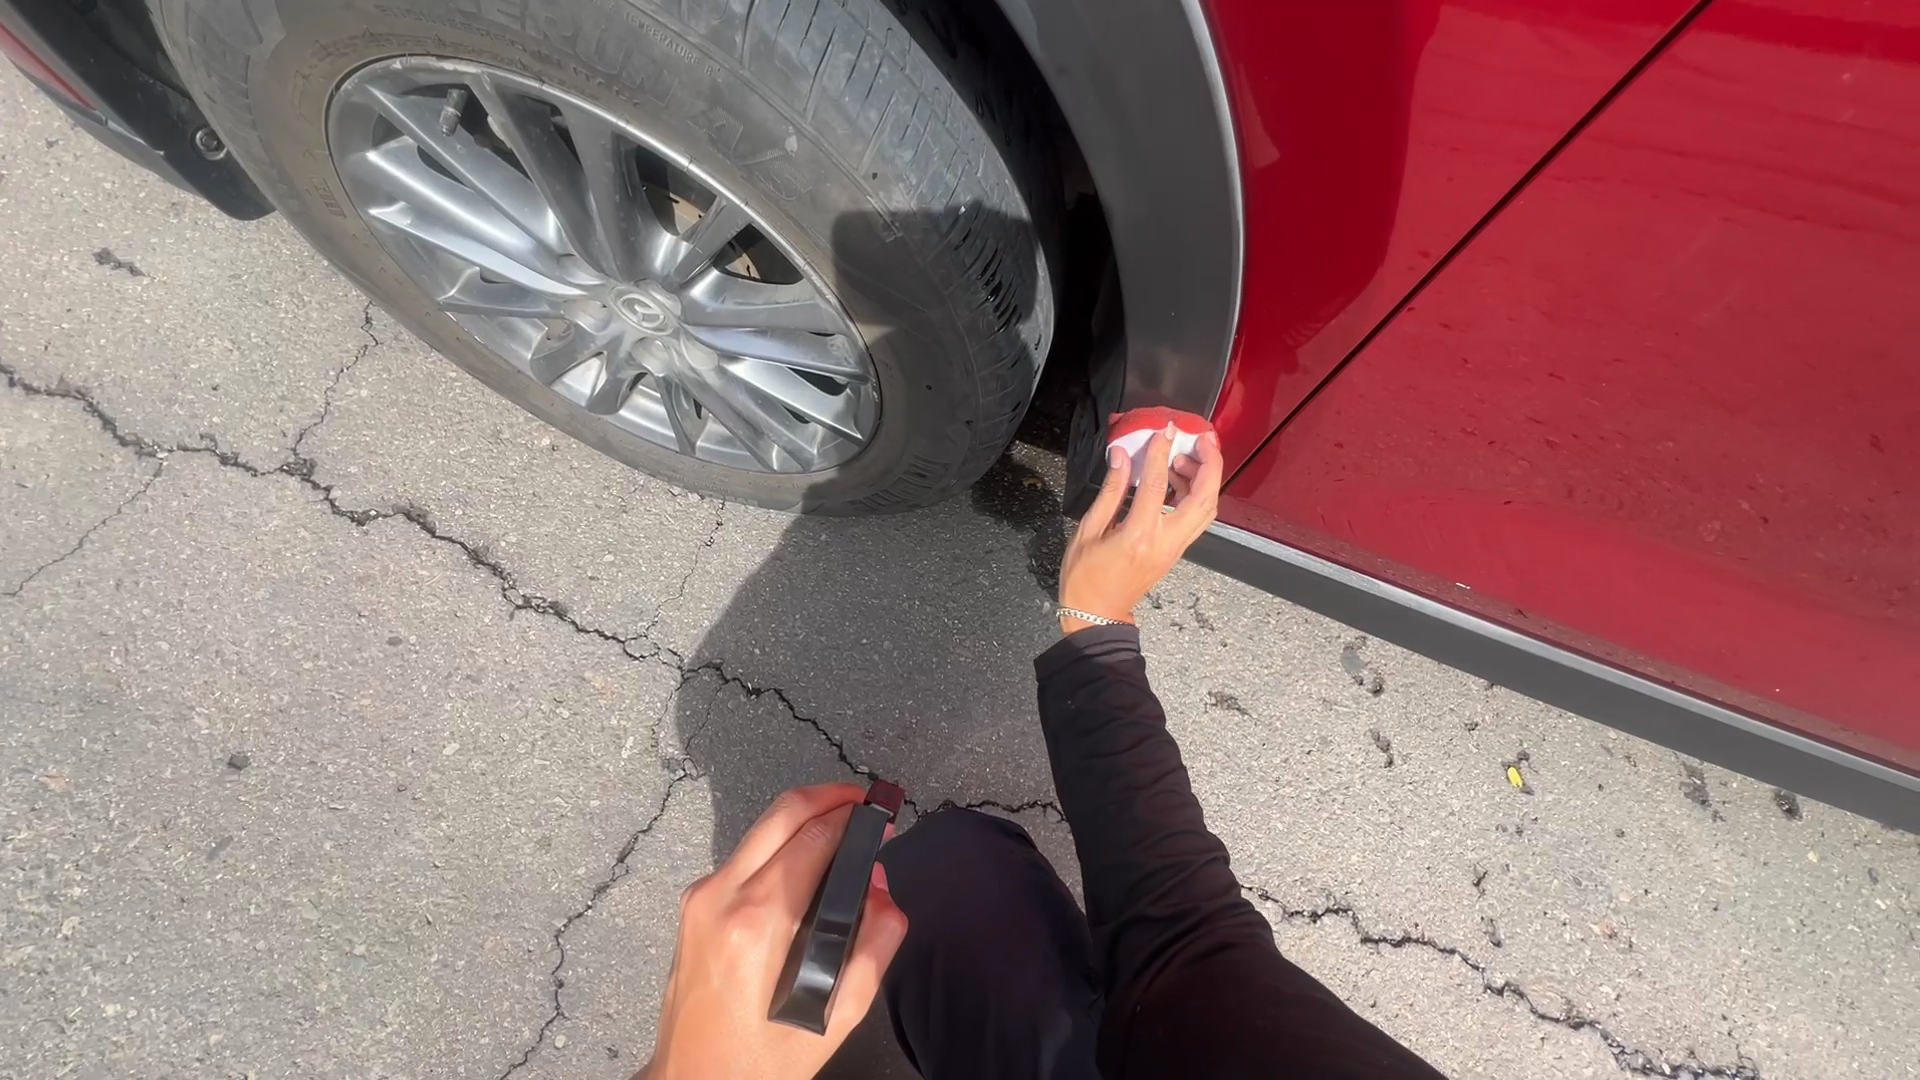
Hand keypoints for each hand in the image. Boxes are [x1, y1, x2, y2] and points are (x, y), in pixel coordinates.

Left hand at [640, 784, 908, 1079]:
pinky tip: (808, 857)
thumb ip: (875, 944)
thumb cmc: (759, 1062)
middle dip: (832, 795)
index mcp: (758, 922)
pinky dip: (783, 839)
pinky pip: (747, 850)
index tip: (881, 814)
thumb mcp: (838, 1017)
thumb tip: (880, 887)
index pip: (816, 836)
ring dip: (806, 814)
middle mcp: (722, 896)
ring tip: (844, 826)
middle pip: (784, 810)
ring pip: (763, 825)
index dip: (856, 816)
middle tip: (865, 802)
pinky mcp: (695, 901)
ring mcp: (702, 895)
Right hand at [1057, 424, 1222, 632]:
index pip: (1157, 485)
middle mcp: (1165, 541)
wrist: (1097, 613)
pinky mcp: (1176, 551)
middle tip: (1202, 439)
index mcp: (1138, 536)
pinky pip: (1197, 518)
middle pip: (1203, 497)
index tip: (1164, 431)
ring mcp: (1175, 548)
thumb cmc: (1084, 576)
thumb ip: (1110, 492)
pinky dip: (1198, 494)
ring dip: (1206, 478)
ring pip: (1207, 509)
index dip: (1162, 453)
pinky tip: (1180, 480)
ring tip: (1186, 456)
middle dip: (1210, 464)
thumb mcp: (1088, 530)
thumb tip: (1121, 458)